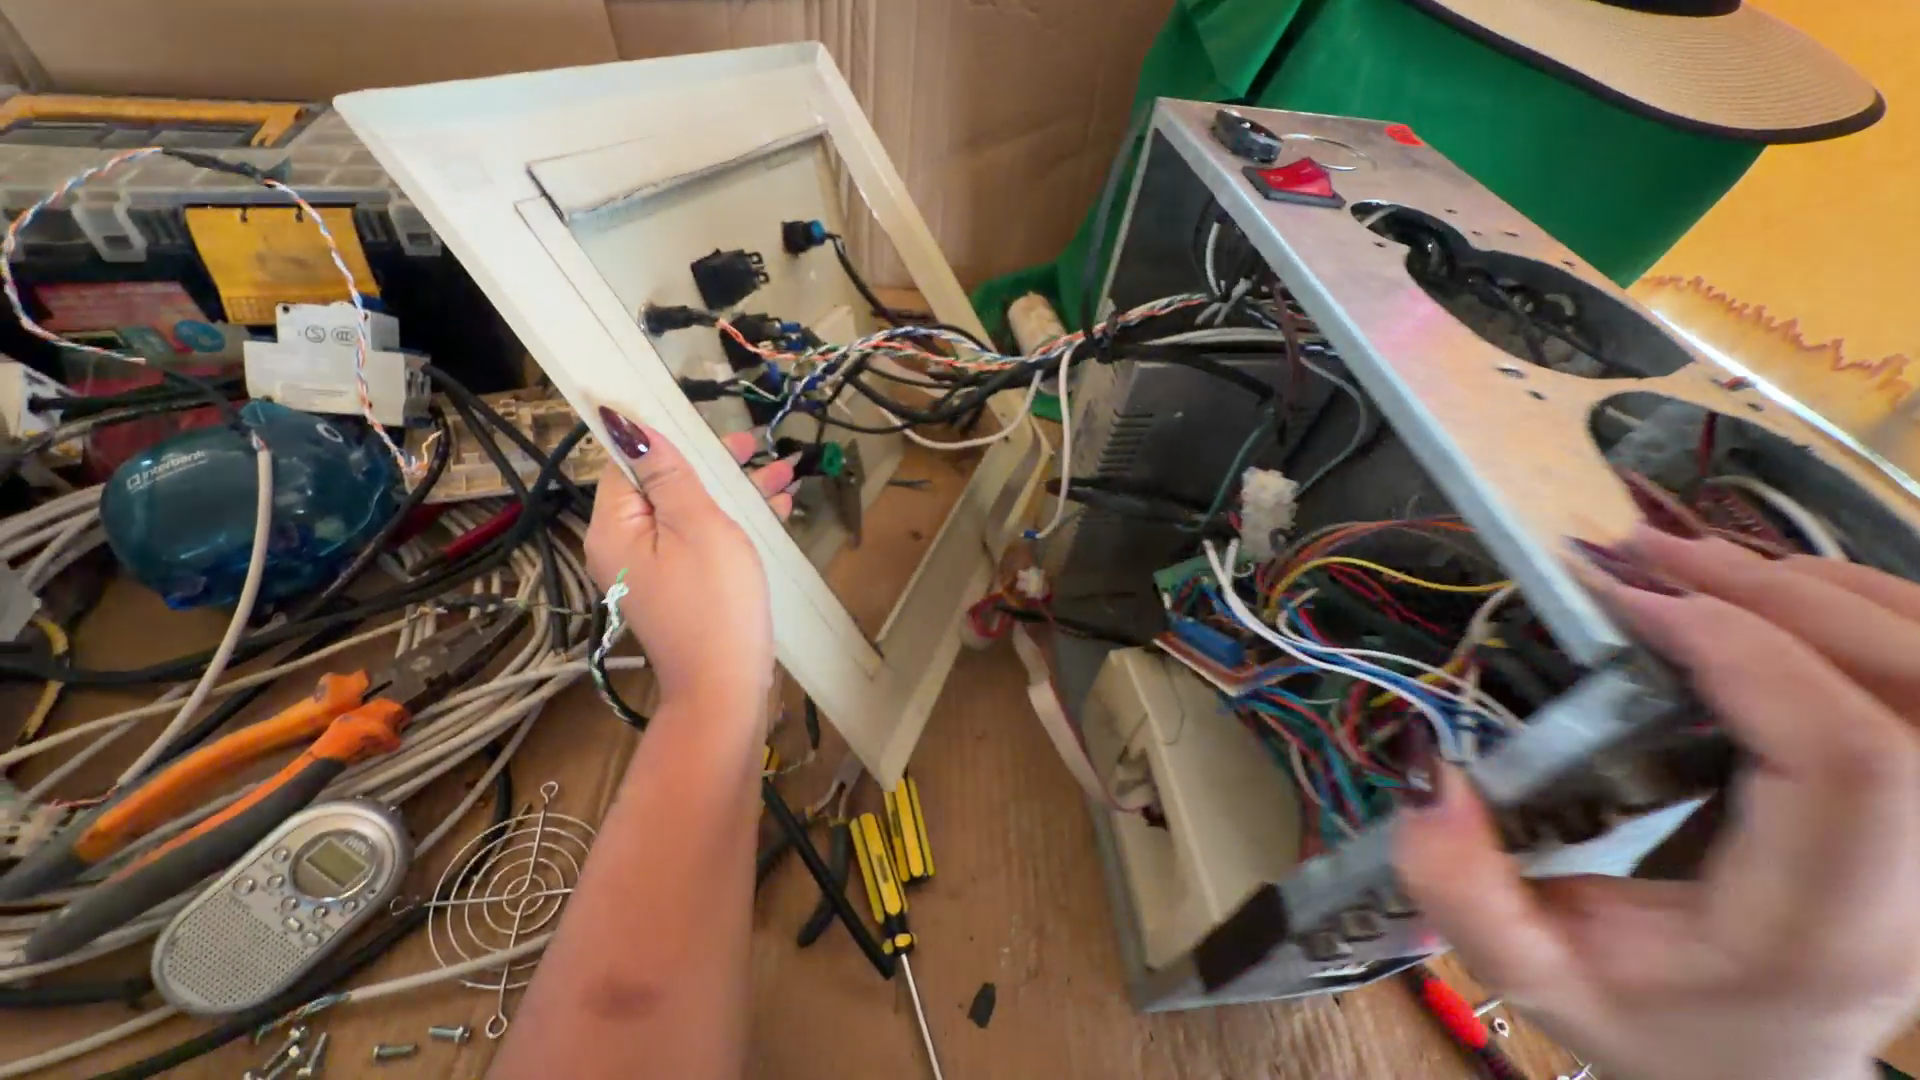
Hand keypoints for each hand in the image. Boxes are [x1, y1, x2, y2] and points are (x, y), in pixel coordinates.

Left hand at [584, 407, 795, 715]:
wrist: (726, 685)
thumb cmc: (714, 599)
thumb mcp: (696, 524)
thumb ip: (666, 472)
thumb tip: (624, 422)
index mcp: (615, 527)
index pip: (626, 465)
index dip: (662, 440)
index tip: (702, 422)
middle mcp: (627, 547)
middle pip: (664, 487)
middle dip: (713, 465)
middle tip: (753, 444)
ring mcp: (657, 571)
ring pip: (693, 513)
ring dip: (736, 490)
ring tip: (782, 471)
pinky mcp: (685, 588)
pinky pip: (705, 541)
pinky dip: (737, 523)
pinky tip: (777, 506)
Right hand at [1396, 526, 1919, 1079]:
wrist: (1747, 1058)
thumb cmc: (1642, 1017)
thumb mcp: (1527, 970)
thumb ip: (1459, 885)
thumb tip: (1429, 763)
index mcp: (1825, 919)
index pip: (1853, 757)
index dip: (1745, 651)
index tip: (1618, 598)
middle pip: (1917, 691)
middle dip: (1773, 593)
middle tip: (1636, 552)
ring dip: (1819, 590)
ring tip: (1684, 560)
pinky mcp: (1918, 806)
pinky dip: (1854, 608)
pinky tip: (1760, 591)